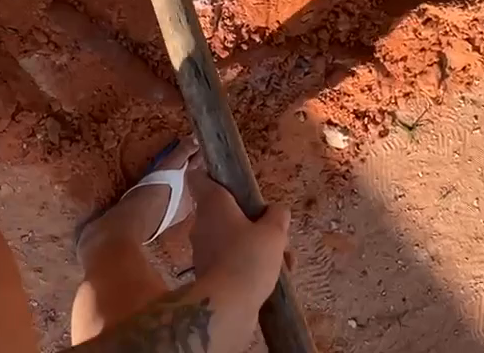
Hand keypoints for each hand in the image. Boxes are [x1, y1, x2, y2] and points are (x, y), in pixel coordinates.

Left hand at [189, 173, 290, 300]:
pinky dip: (249, 266)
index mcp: (213, 202)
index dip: (211, 173)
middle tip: (275, 232)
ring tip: (284, 261)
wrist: (226, 309)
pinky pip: (231, 261)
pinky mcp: (208, 276)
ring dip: (255, 246)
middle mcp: (203, 223)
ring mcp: (203, 251)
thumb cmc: (248, 259)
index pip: (199, 177)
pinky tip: (274, 279)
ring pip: (231, 238)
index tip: (229, 179)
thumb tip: (277, 211)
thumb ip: (278, 216)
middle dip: (252, 220)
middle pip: (225, 211)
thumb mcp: (274, 232)